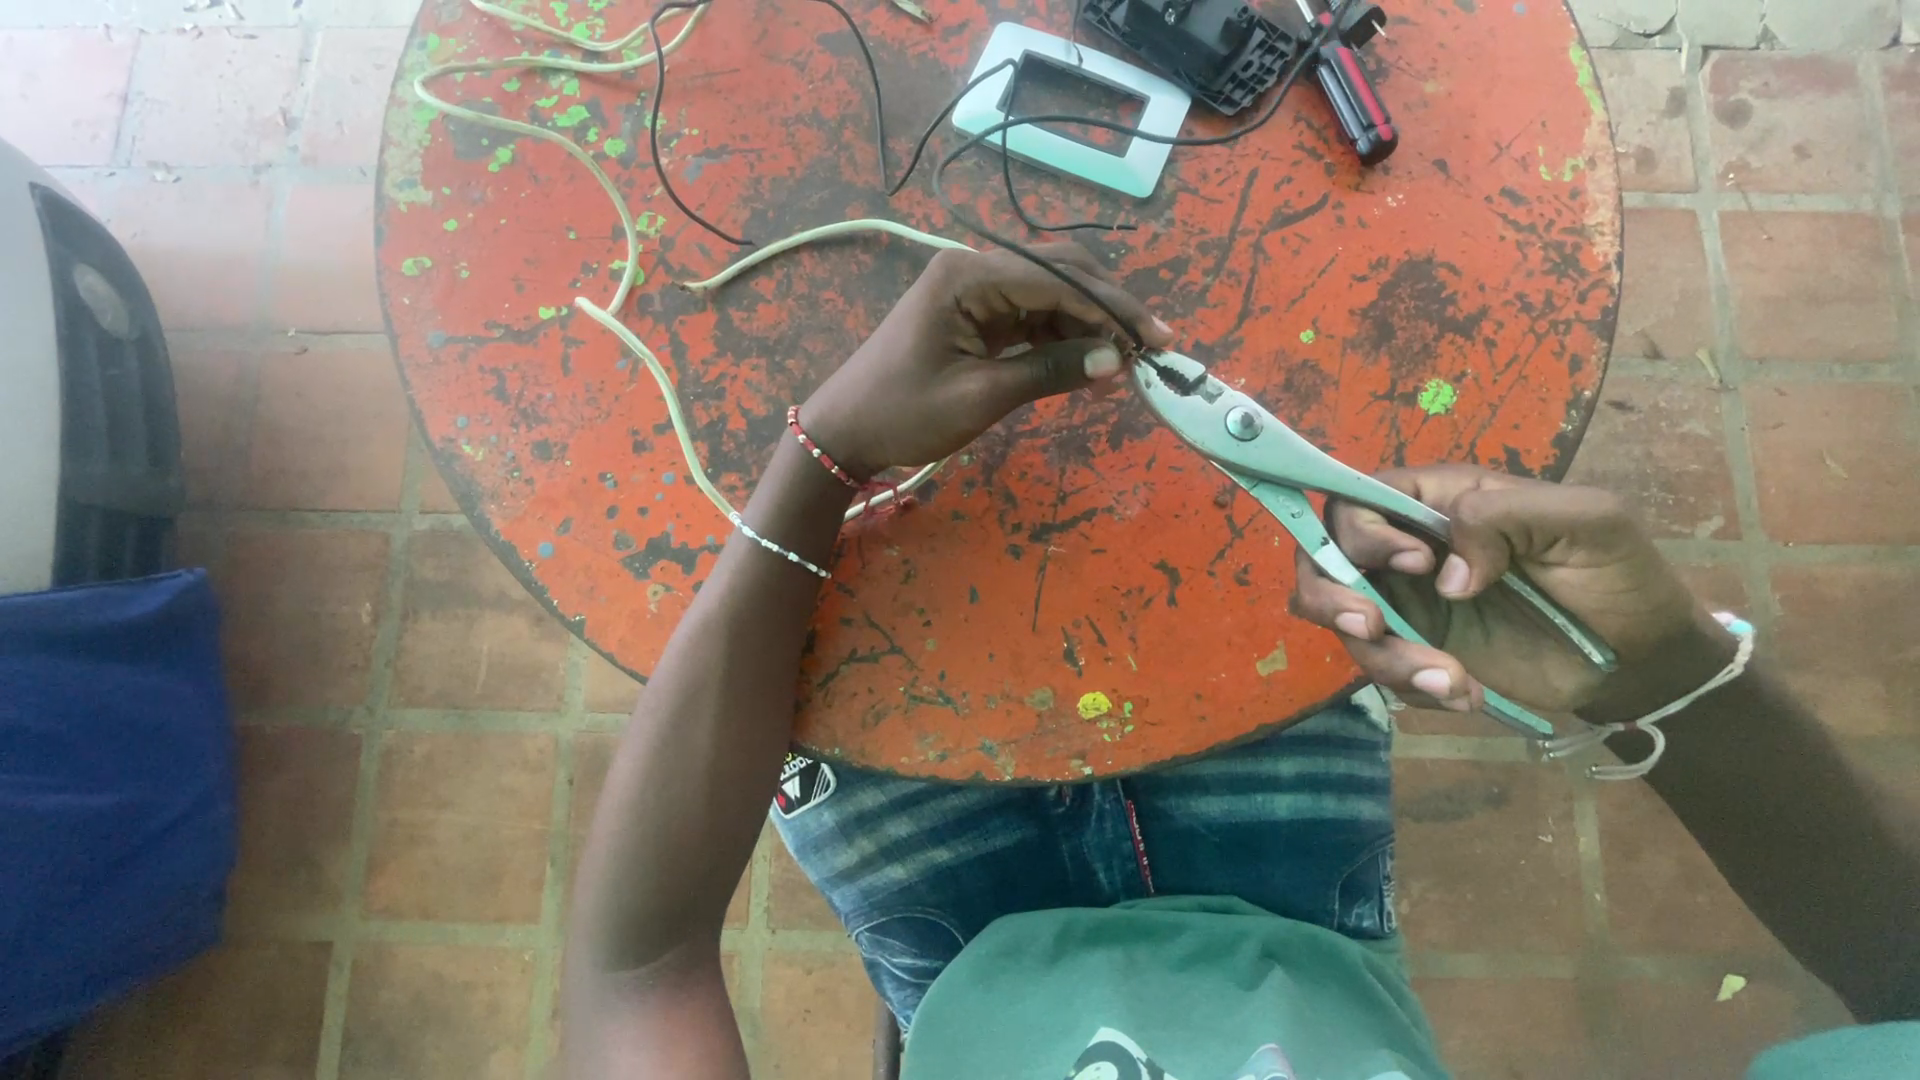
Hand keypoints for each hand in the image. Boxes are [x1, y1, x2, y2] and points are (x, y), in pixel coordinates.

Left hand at [799, 244, 1173, 479]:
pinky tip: (1086, 369)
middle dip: (1107, 311)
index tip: (1156, 340)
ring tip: (1120, 369)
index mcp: (969, 276)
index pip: (1059, 278)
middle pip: (1060, 275)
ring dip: (1087, 329)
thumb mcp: (981, 396)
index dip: (1113, 309)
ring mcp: (974, 293)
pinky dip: (1060, 341)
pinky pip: (1030, 319)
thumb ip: (1050, 371)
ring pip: (1050, 297)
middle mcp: (974, 270)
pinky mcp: (975, 316)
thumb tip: (1117, 360)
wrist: (846, 431)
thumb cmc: (904, 414)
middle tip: (1148, 351)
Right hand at [1288, 466, 1737, 717]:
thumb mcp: (1588, 522)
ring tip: (1448, 681)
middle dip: (1331, 595)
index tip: (1417, 563)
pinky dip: (1410, 685)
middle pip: (1321, 559)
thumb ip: (1506, 516)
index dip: (1362, 531)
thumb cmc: (1619, 576)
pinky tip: (1464, 693)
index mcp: (1436, 504)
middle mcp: (1404, 549)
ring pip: (1341, 621)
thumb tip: (1444, 576)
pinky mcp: (1414, 648)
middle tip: (1370, 627)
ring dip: (1382, 656)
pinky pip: (1377, 666)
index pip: (1356, 502)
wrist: (1643, 660)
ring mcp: (1404, 602)